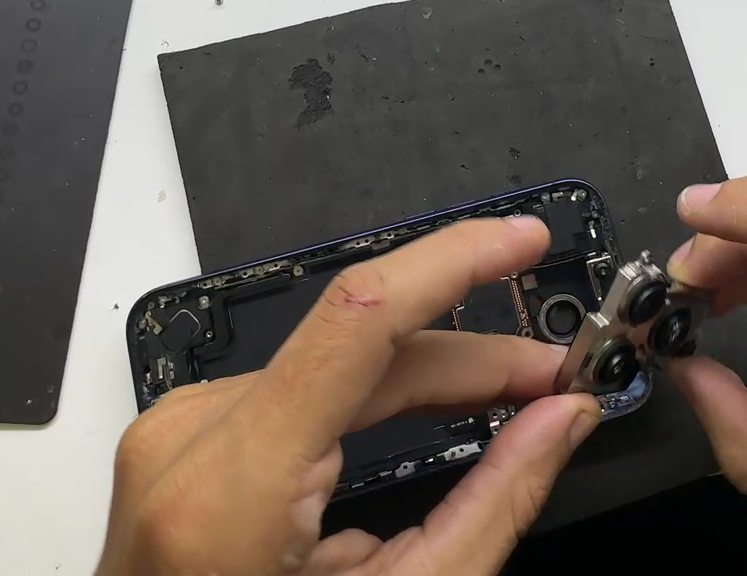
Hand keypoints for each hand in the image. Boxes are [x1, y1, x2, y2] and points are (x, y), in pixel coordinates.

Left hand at [98, 216, 601, 575]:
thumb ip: (491, 506)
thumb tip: (561, 418)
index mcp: (231, 490)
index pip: (359, 315)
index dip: (453, 259)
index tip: (523, 239)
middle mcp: (195, 435)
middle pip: (364, 344)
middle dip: (473, 354)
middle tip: (552, 376)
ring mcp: (185, 425)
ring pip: (341, 359)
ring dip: (433, 370)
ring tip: (511, 387)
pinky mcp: (194, 428)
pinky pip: (308, 383)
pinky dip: (381, 388)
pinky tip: (433, 401)